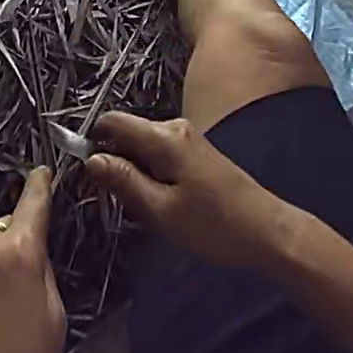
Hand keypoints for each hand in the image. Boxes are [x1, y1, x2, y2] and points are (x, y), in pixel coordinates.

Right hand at [85, 112, 300, 270]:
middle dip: (114, 160)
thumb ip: (124, 182)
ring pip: (143, 144)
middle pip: (128, 132)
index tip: (84, 171)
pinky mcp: (196, 149)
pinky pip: (159, 151)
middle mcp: (175, 127)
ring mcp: (188, 136)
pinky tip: (162, 200)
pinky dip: (151, 171)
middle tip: (117, 200)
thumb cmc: (213, 225)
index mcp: (164, 137)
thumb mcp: (162, 211)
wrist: (268, 231)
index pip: (114, 121)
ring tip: (142, 205)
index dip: (93, 140)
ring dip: (134, 169)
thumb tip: (90, 159)